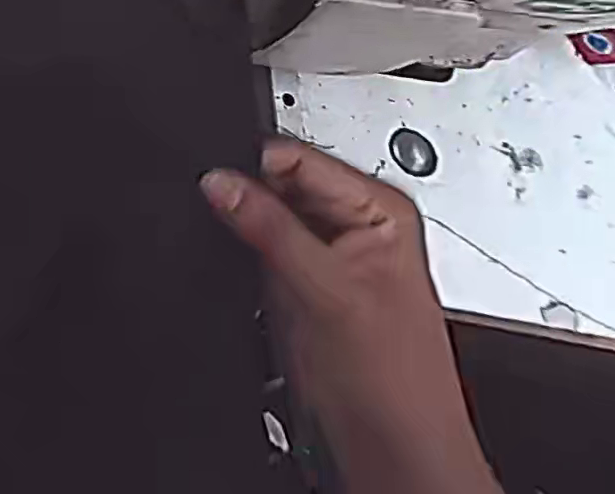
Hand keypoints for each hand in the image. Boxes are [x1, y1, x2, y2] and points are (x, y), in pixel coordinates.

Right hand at [201, 140, 500, 493]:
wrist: (391, 456)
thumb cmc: (395, 384)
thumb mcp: (325, 290)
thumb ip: (268, 227)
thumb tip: (219, 181)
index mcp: (378, 206)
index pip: (298, 158)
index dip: (254, 165)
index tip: (219, 182)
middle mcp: (352, 220)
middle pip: (278, 180)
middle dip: (248, 194)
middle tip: (232, 221)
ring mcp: (322, 248)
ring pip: (264, 210)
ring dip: (245, 223)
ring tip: (253, 258)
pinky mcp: (298, 274)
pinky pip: (257, 240)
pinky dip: (243, 247)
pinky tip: (250, 270)